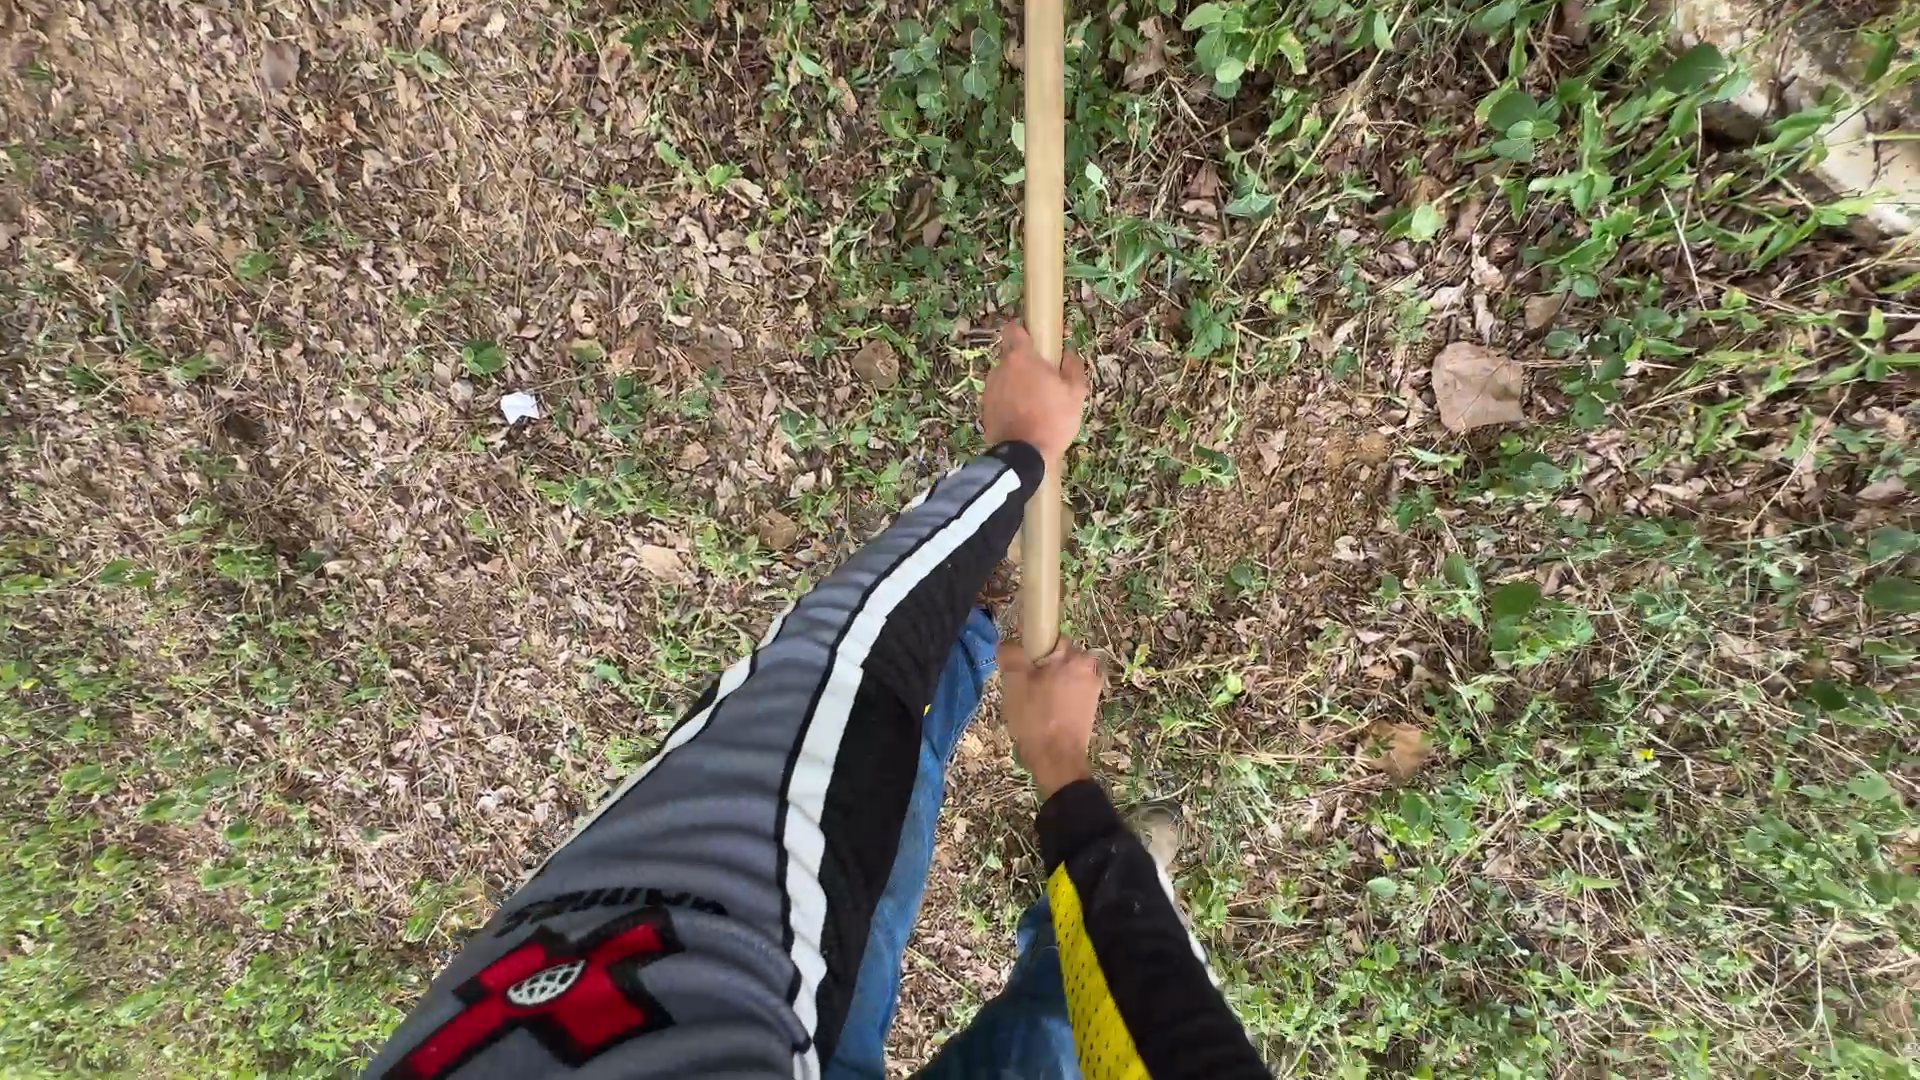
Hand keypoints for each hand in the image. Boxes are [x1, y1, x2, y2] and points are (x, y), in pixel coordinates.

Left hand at [982, 322, 1086, 475]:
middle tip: (1044, 383)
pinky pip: (1000, 398)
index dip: (1024, 332)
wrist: (1023, 457)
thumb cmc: (1052, 420)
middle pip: (1011, 358)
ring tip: (1035, 406)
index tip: (1035, 341)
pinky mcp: (985, 409)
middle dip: (1025, 366)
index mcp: (1020, 358)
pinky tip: (1024, 418)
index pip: (1013, 329)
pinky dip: (1009, 403)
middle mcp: (999, 369)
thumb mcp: (1075, 394)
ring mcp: (989, 390)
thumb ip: (1073, 367)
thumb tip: (1068, 354)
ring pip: (1005, 379)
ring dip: (1017, 386)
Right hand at [997, 638, 1102, 799]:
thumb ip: (1010, 653)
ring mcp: (1092, 688)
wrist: (1057, 761)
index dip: (1029, 648)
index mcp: (1074, 656)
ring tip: (1030, 705)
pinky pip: (1066, 691)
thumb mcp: (1014, 681)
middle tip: (1021, 687)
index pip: (1048, 636)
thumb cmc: (1036, 717)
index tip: (1018, 665)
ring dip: (1045, 684)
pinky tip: (1042, 714)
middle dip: (1037, 668)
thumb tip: (1009, 645)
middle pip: (1054, 656)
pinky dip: (1054, 698)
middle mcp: (1089, 667)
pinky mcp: (1089, 706)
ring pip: (1059, 675)